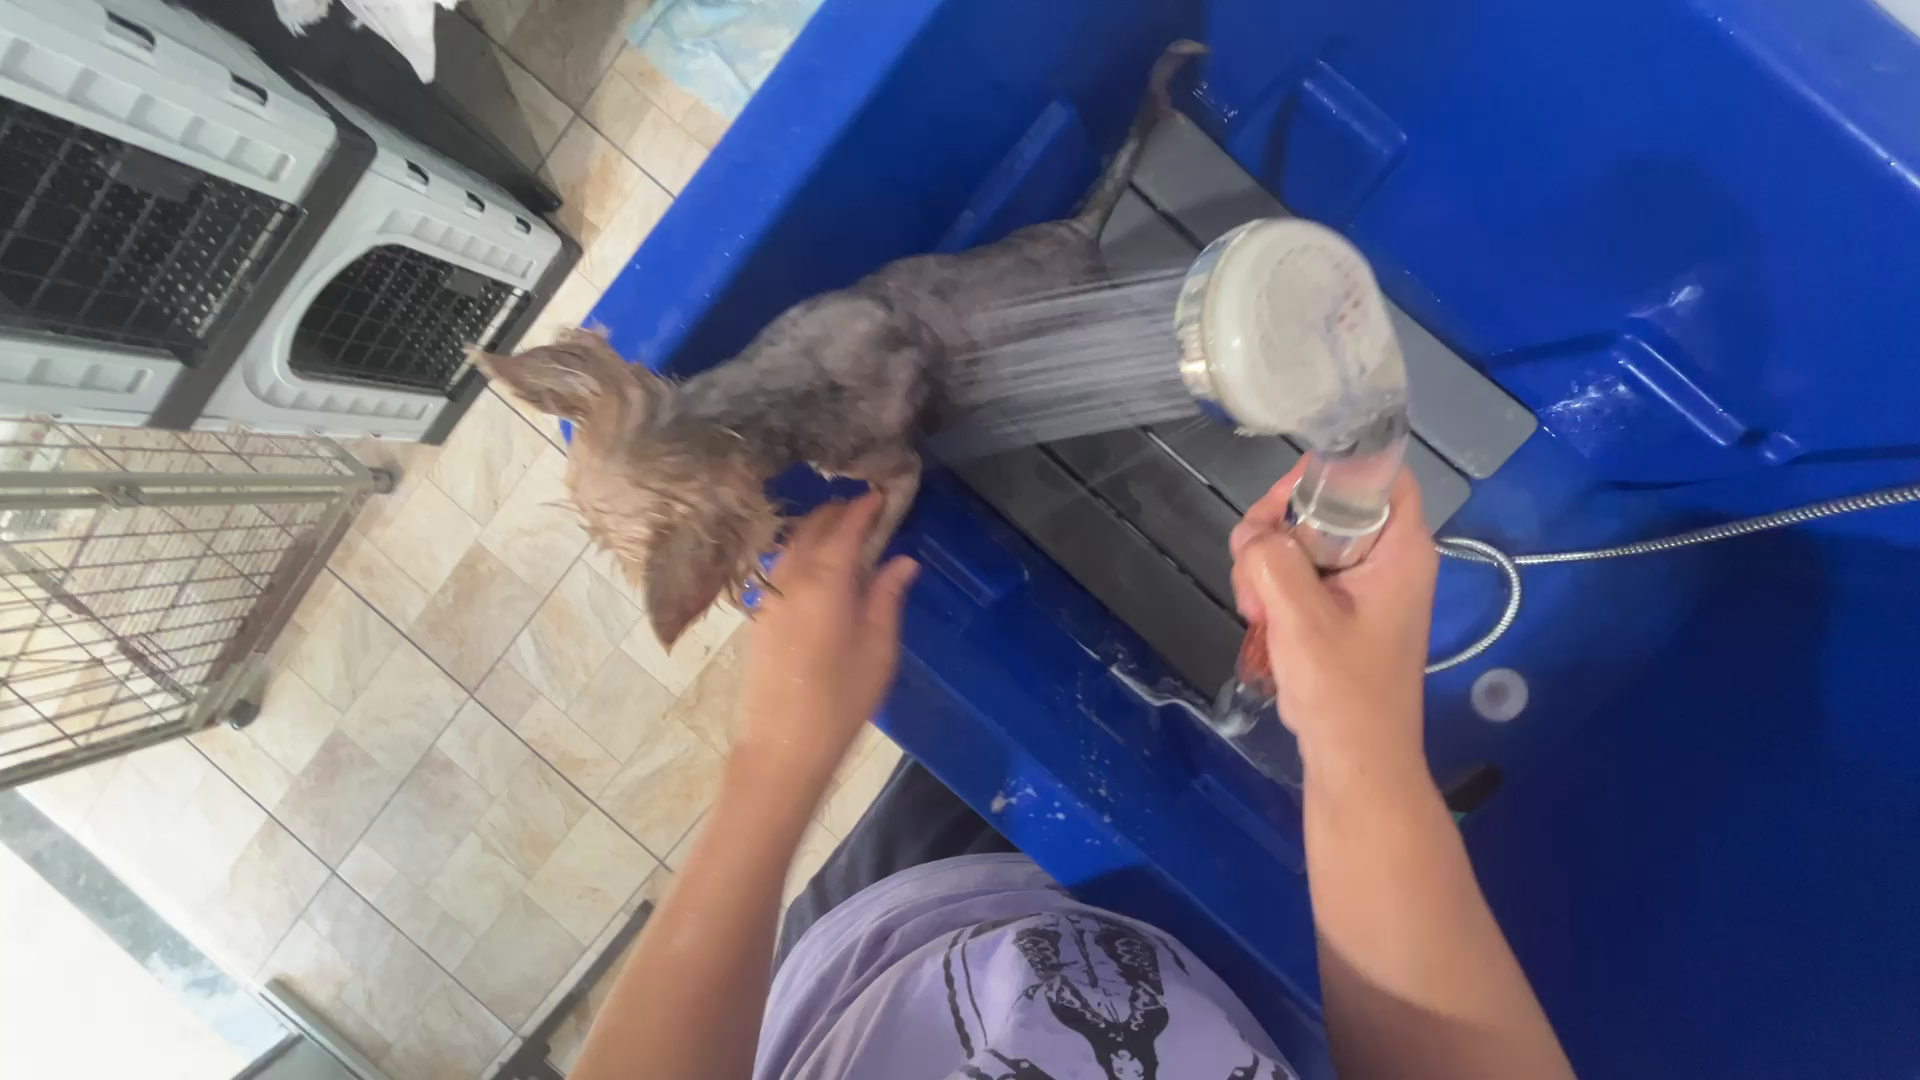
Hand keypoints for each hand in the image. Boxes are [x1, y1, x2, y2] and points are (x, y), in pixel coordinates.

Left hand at [735, 493, 918, 788]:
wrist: (782, 746)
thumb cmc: (840, 700)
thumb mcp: (879, 649)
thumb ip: (887, 597)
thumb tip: (903, 561)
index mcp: (825, 582)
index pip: (845, 528)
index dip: (863, 507)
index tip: (881, 492)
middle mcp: (791, 579)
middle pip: (812, 528)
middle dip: (839, 511)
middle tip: (866, 507)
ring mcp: (769, 596)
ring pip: (792, 544)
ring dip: (818, 529)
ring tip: (845, 531)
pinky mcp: (759, 615)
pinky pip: (781, 565)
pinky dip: (801, 551)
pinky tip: (818, 565)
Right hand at [1229, 465, 1437, 787]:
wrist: (1354, 759)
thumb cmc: (1343, 691)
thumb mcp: (1302, 619)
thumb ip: (1273, 561)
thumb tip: (1252, 535)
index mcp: (1400, 551)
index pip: (1379, 476)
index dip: (1331, 472)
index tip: (1282, 499)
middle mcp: (1384, 559)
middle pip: (1325, 506)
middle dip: (1276, 529)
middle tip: (1251, 563)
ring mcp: (1360, 585)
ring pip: (1301, 540)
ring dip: (1264, 564)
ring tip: (1256, 609)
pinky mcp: (1338, 608)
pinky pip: (1297, 572)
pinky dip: (1271, 587)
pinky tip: (1260, 617)